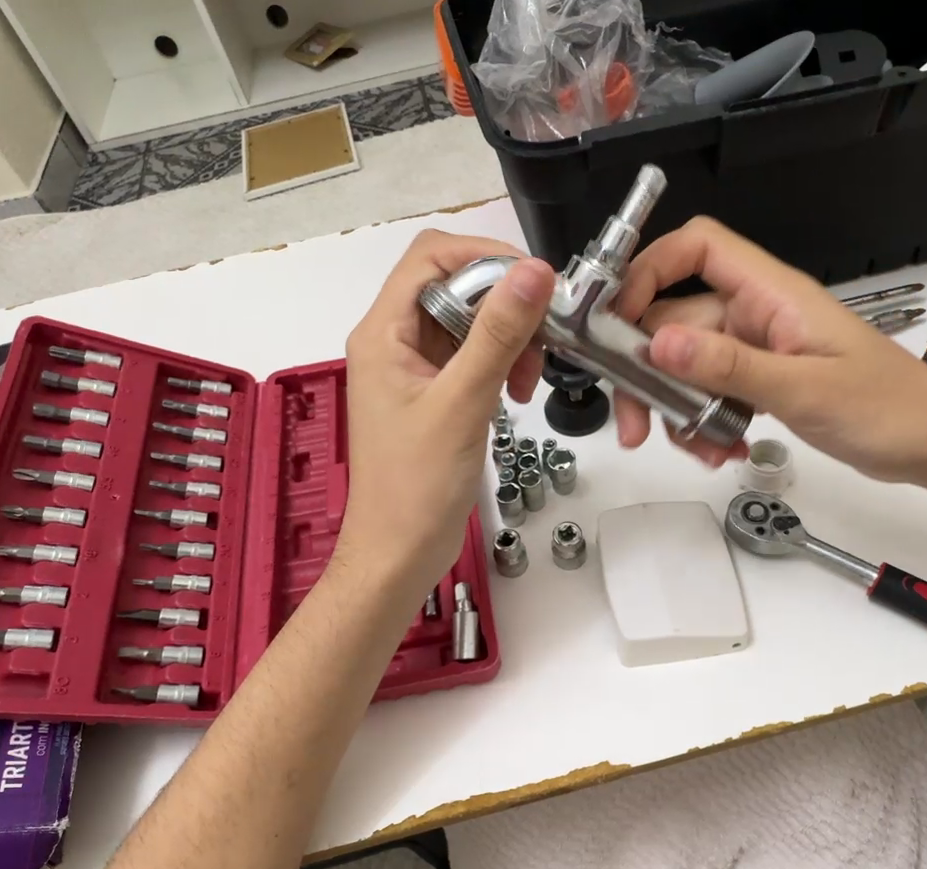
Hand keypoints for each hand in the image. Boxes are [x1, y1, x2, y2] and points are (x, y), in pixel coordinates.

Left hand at [336, 230, 555, 588]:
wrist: (398, 553)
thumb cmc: (417, 487)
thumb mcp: (462, 403)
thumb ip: (498, 335)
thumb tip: (533, 272)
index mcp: (383, 332)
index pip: (430, 257)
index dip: (484, 257)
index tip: (535, 282)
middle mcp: (392, 341)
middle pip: (452, 287)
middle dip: (503, 305)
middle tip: (543, 338)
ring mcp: (411, 370)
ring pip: (466, 323)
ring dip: (507, 339)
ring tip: (530, 380)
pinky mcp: (430, 396)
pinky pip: (468, 359)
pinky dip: (499, 365)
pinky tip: (517, 394)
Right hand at [613, 216, 926, 480]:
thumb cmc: (885, 406)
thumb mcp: (803, 388)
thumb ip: (728, 367)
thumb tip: (656, 345)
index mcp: (770, 293)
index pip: (696, 249)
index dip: (648, 271)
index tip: (615, 322)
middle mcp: (755, 313)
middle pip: (674, 319)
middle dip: (647, 371)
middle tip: (634, 424)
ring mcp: (756, 349)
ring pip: (686, 366)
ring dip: (676, 408)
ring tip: (695, 448)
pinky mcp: (760, 382)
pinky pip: (710, 393)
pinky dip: (703, 423)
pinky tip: (721, 450)